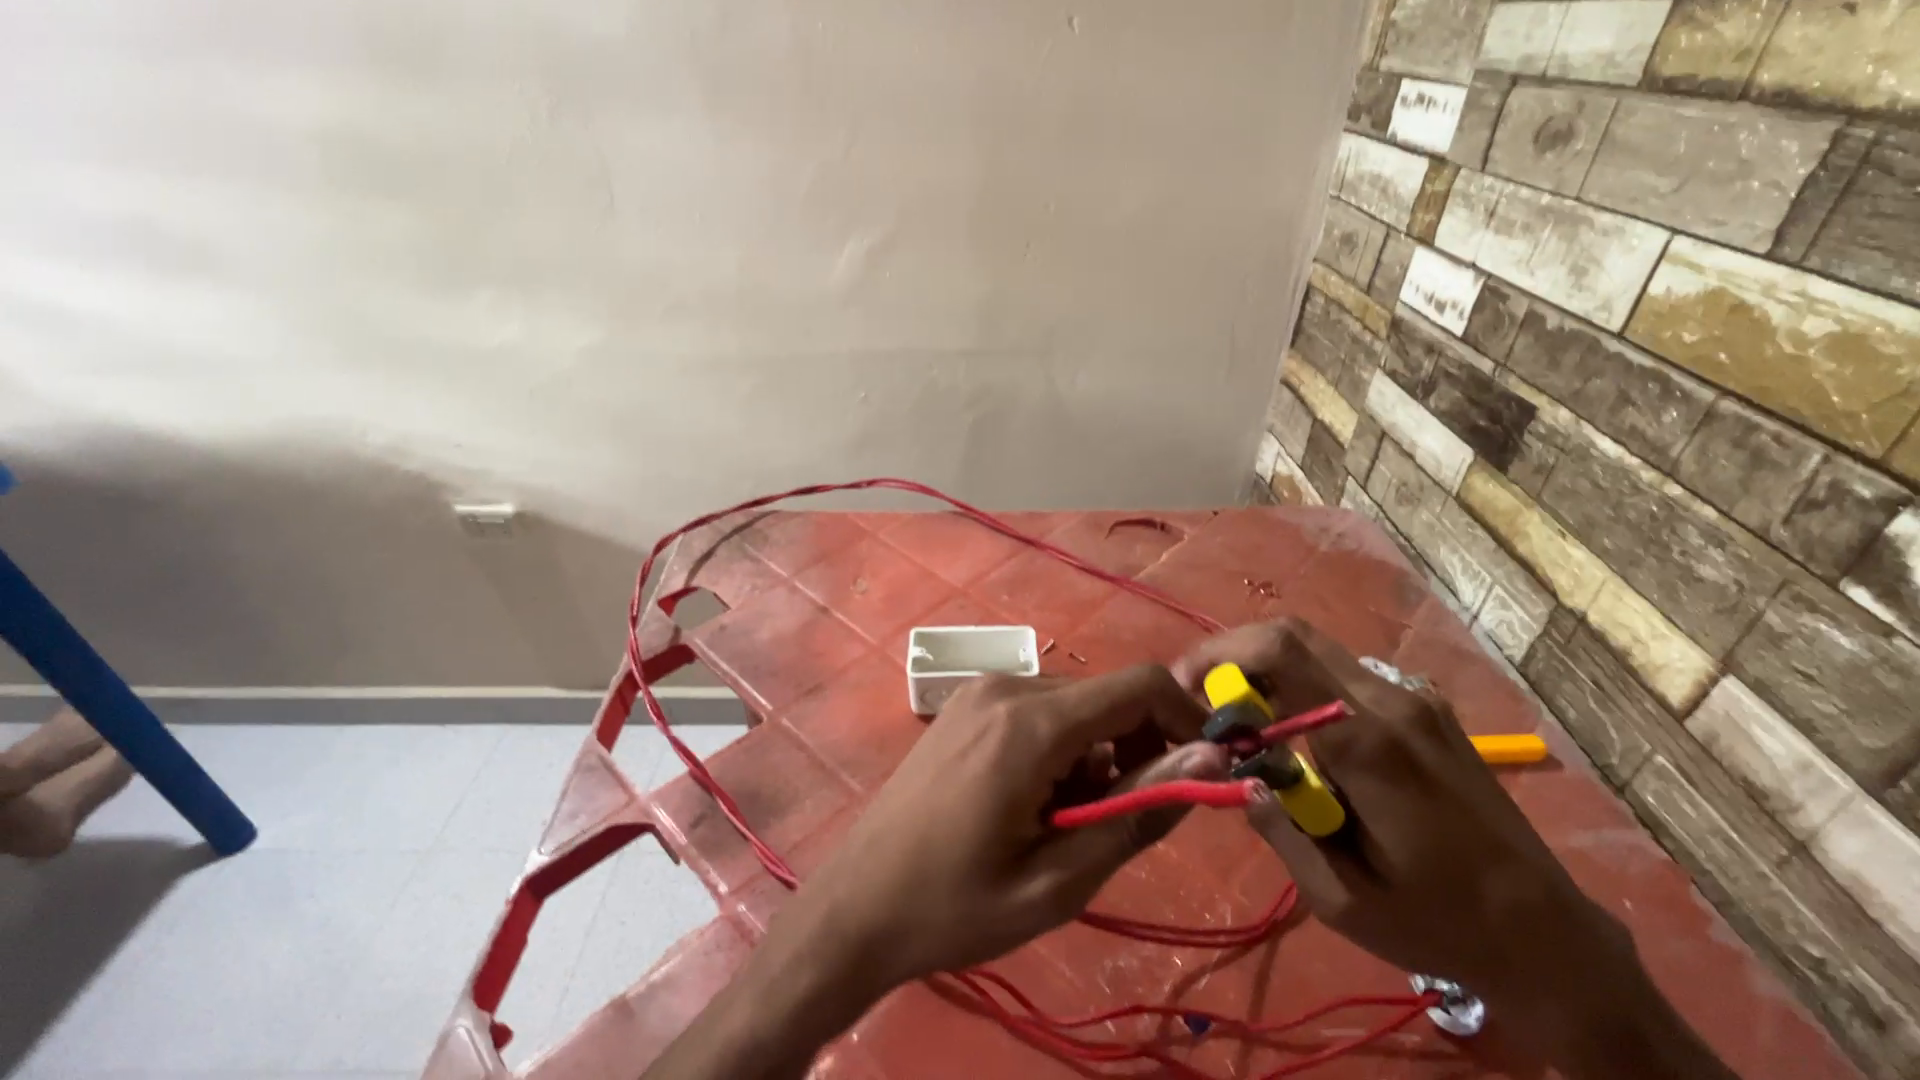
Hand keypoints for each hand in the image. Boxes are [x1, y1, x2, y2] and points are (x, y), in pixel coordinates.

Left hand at [780, 665, 1228, 991]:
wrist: (855, 909)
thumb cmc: (957, 906)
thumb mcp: (1060, 879)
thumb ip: (1139, 812)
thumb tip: (1214, 758)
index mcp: (1031, 723)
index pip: (1140, 686)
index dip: (1185, 722)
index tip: (1197, 777)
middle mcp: (1006, 688)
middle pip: (1107, 697)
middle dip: (1135, 752)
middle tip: (1113, 824)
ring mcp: (978, 695)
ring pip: (1075, 708)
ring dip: (1094, 758)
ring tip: (1060, 825)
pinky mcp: (963, 709)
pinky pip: (1037, 712)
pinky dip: (1058, 750)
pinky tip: (1028, 804)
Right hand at [1171, 621, 1634, 1028]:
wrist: (1545, 934)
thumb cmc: (1437, 922)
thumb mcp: (1339, 897)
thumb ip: (1278, 827)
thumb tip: (1231, 772)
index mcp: (1367, 742)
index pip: (1280, 653)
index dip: (1218, 658)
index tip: (1183, 692)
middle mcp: (1392, 702)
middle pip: (1294, 635)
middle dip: (1234, 656)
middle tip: (1202, 702)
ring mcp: (1416, 702)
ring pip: (1318, 652)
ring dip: (1266, 673)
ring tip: (1239, 725)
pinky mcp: (1426, 713)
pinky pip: (1345, 677)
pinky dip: (1301, 688)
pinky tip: (1291, 737)